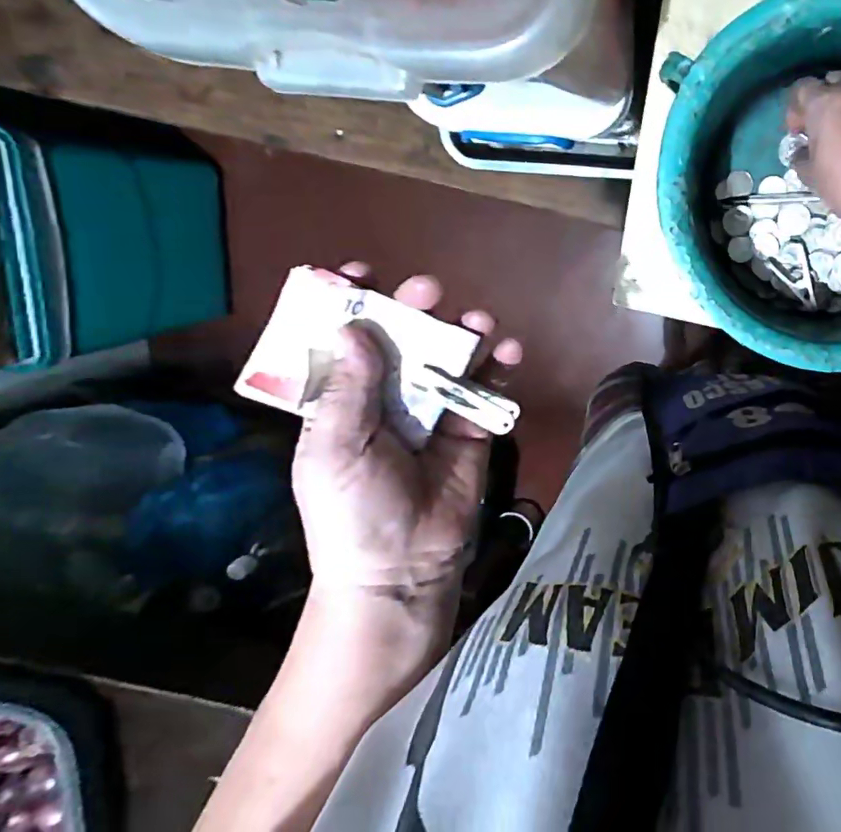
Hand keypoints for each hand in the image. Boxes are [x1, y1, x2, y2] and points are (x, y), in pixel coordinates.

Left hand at [291, 262, 523, 598]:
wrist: (401, 565)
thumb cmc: (352, 509)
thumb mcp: (332, 450)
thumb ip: (349, 390)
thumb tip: (357, 327)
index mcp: (344, 397)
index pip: (345, 338)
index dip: (349, 304)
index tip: (356, 274)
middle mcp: (389, 392)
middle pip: (403, 335)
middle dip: (414, 307)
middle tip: (427, 292)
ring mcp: (434, 406)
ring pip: (450, 353)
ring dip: (464, 330)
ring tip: (477, 321)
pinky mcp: (471, 423)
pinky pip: (486, 386)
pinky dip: (499, 365)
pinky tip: (508, 350)